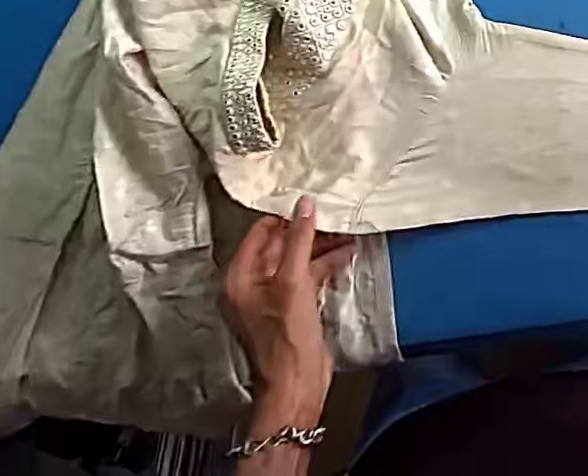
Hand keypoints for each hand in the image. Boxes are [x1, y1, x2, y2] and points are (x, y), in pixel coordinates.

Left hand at [222, 197, 356, 431]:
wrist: (297, 384)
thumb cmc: (286, 339)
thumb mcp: (294, 280)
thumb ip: (299, 239)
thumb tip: (304, 205)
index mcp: (241, 278)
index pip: (261, 231)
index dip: (285, 216)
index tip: (309, 204)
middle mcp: (253, 285)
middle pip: (281, 244)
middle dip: (308, 230)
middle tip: (332, 215)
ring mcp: (273, 296)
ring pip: (298, 258)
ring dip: (322, 245)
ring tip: (346, 232)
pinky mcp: (292, 306)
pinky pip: (308, 274)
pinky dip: (325, 263)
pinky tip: (346, 254)